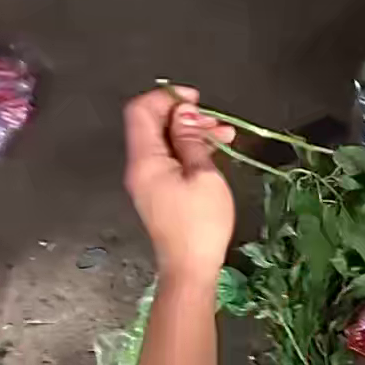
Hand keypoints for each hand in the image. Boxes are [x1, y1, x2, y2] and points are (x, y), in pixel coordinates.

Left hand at [123, 85, 235, 283]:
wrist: (190, 266)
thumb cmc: (201, 222)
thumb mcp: (204, 176)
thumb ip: (191, 140)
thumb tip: (185, 113)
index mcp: (145, 158)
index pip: (142, 110)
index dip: (168, 98)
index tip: (197, 100)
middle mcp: (139, 166)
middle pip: (153, 125)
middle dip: (185, 116)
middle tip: (217, 122)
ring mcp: (148, 180)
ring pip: (165, 143)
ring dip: (192, 134)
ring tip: (225, 136)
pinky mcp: (159, 193)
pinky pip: (170, 161)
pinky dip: (189, 151)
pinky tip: (214, 153)